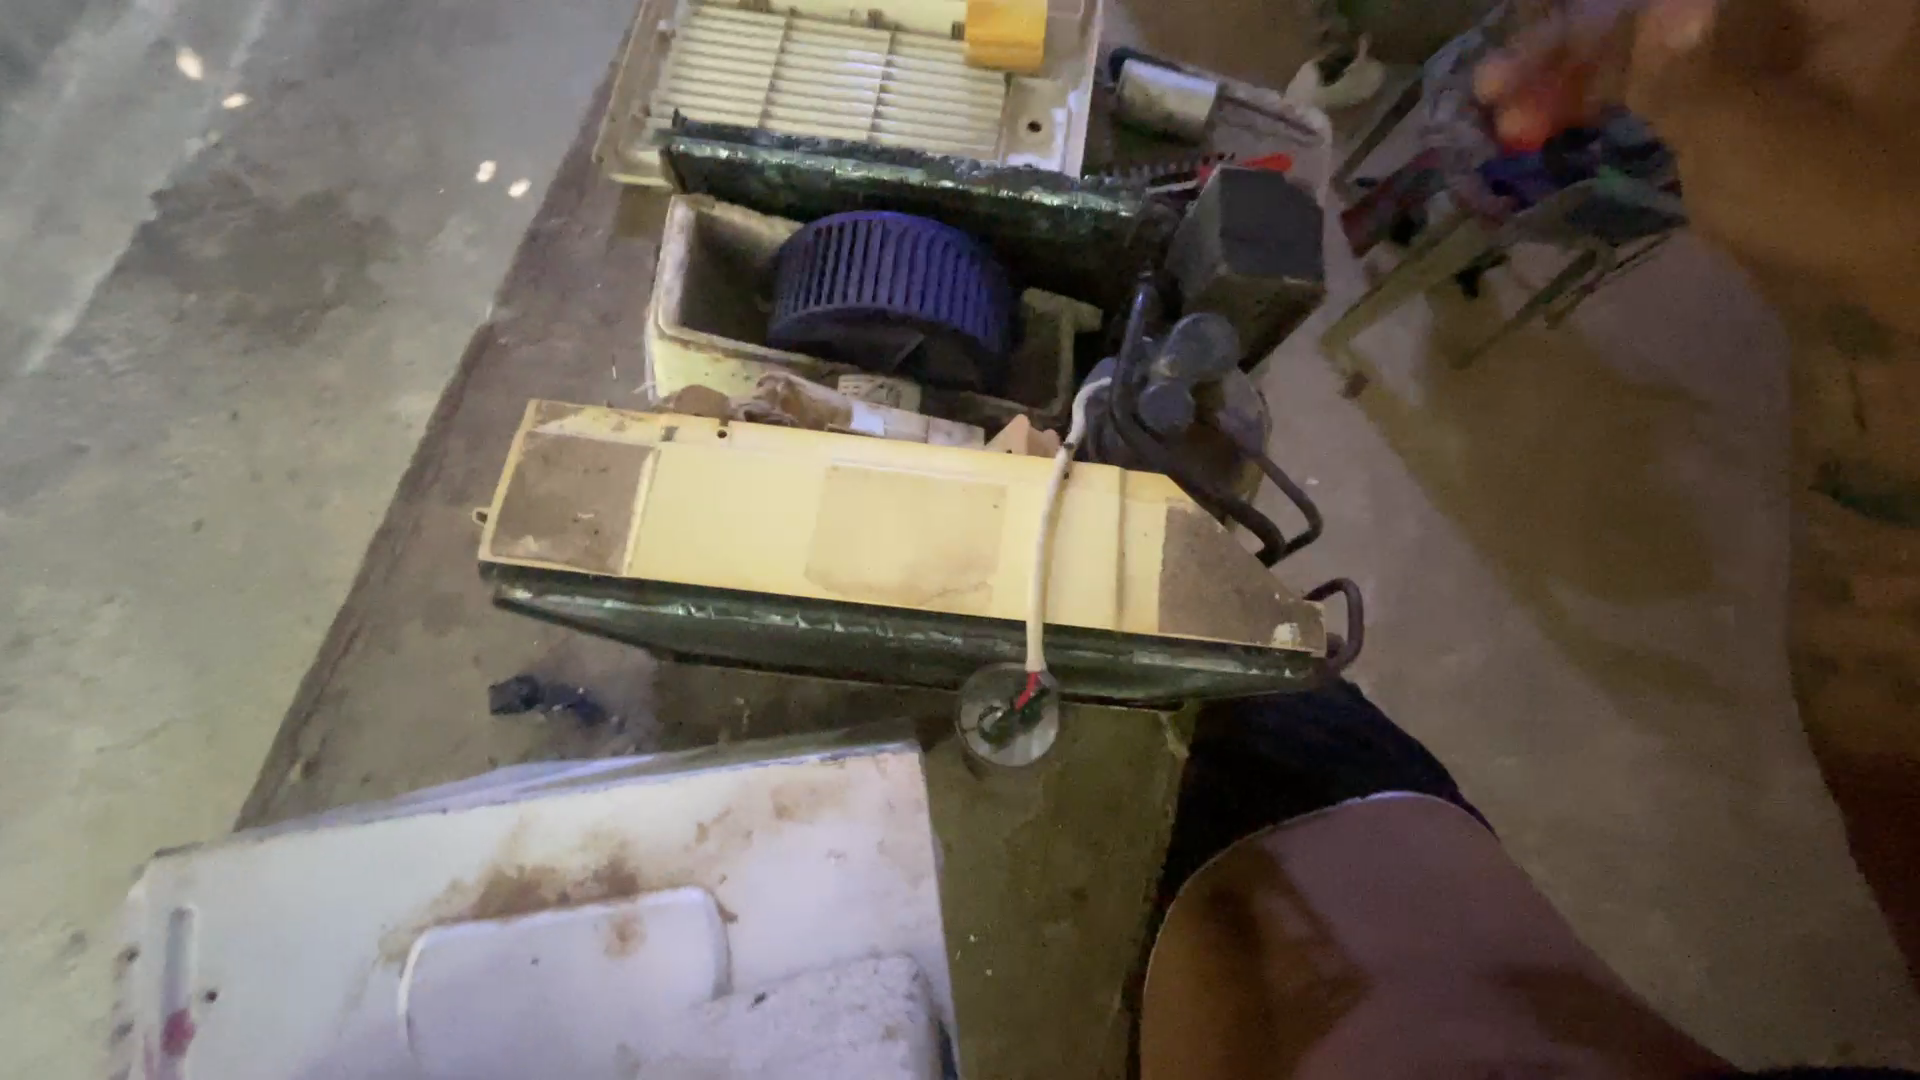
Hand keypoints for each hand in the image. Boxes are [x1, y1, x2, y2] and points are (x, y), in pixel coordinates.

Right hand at [1471, 0, 1919, 330]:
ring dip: (1573, 77)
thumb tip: (1652, 6)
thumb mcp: (1748, 132)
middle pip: (1665, 8)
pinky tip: (1541, 121)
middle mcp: (1797, 11)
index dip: (1606, 7)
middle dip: (1577, 41)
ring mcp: (1764, 56)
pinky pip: (1656, 83)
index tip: (1534, 32)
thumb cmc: (1833, 196)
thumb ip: (1688, 69)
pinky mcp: (1735, 100)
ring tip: (1501, 113)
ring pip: (1651, 46)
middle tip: (1494, 83)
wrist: (1884, 269)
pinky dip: (1600, 101)